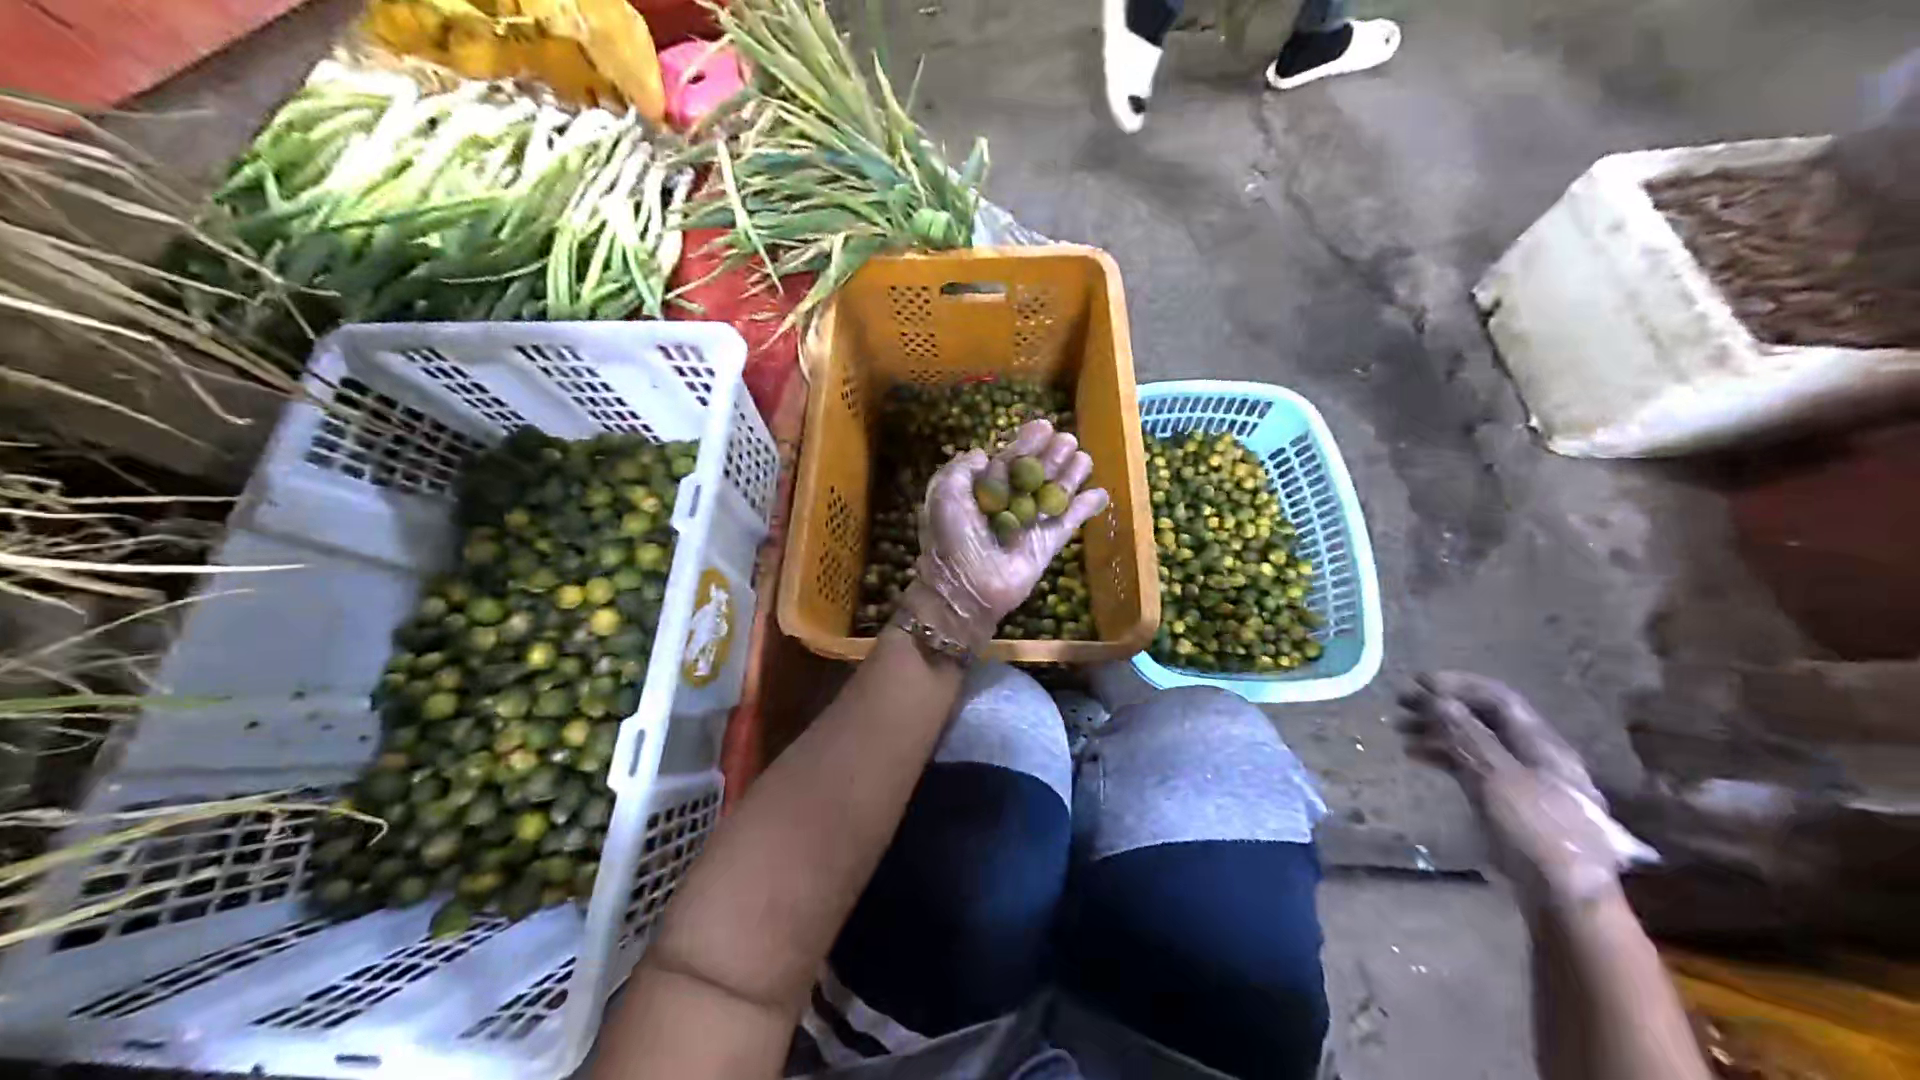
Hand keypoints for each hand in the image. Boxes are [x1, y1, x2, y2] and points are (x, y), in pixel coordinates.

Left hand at [903, 419, 1108, 648]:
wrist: (965, 589)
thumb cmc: (951, 539)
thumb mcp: (944, 495)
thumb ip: (961, 469)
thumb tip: (983, 453)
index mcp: (982, 492)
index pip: (1008, 461)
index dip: (1025, 443)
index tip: (1043, 425)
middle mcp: (1008, 505)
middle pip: (1035, 474)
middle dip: (1051, 455)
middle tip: (1067, 439)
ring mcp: (1029, 525)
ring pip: (1054, 494)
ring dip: (1070, 475)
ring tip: (1083, 457)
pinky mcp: (1047, 545)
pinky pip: (1069, 522)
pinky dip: (1085, 508)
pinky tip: (1100, 493)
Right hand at [1400, 672, 1629, 910]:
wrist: (1564, 895)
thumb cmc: (1534, 831)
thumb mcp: (1496, 778)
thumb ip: (1466, 736)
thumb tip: (1437, 700)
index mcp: (1541, 744)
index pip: (1497, 698)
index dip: (1457, 684)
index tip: (1417, 683)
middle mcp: (1534, 754)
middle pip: (1484, 717)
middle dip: (1441, 706)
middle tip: (1401, 705)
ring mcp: (1523, 778)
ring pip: (1474, 740)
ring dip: (1437, 730)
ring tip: (1402, 731)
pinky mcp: (1510, 800)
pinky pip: (1472, 764)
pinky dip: (1443, 755)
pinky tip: (1419, 757)